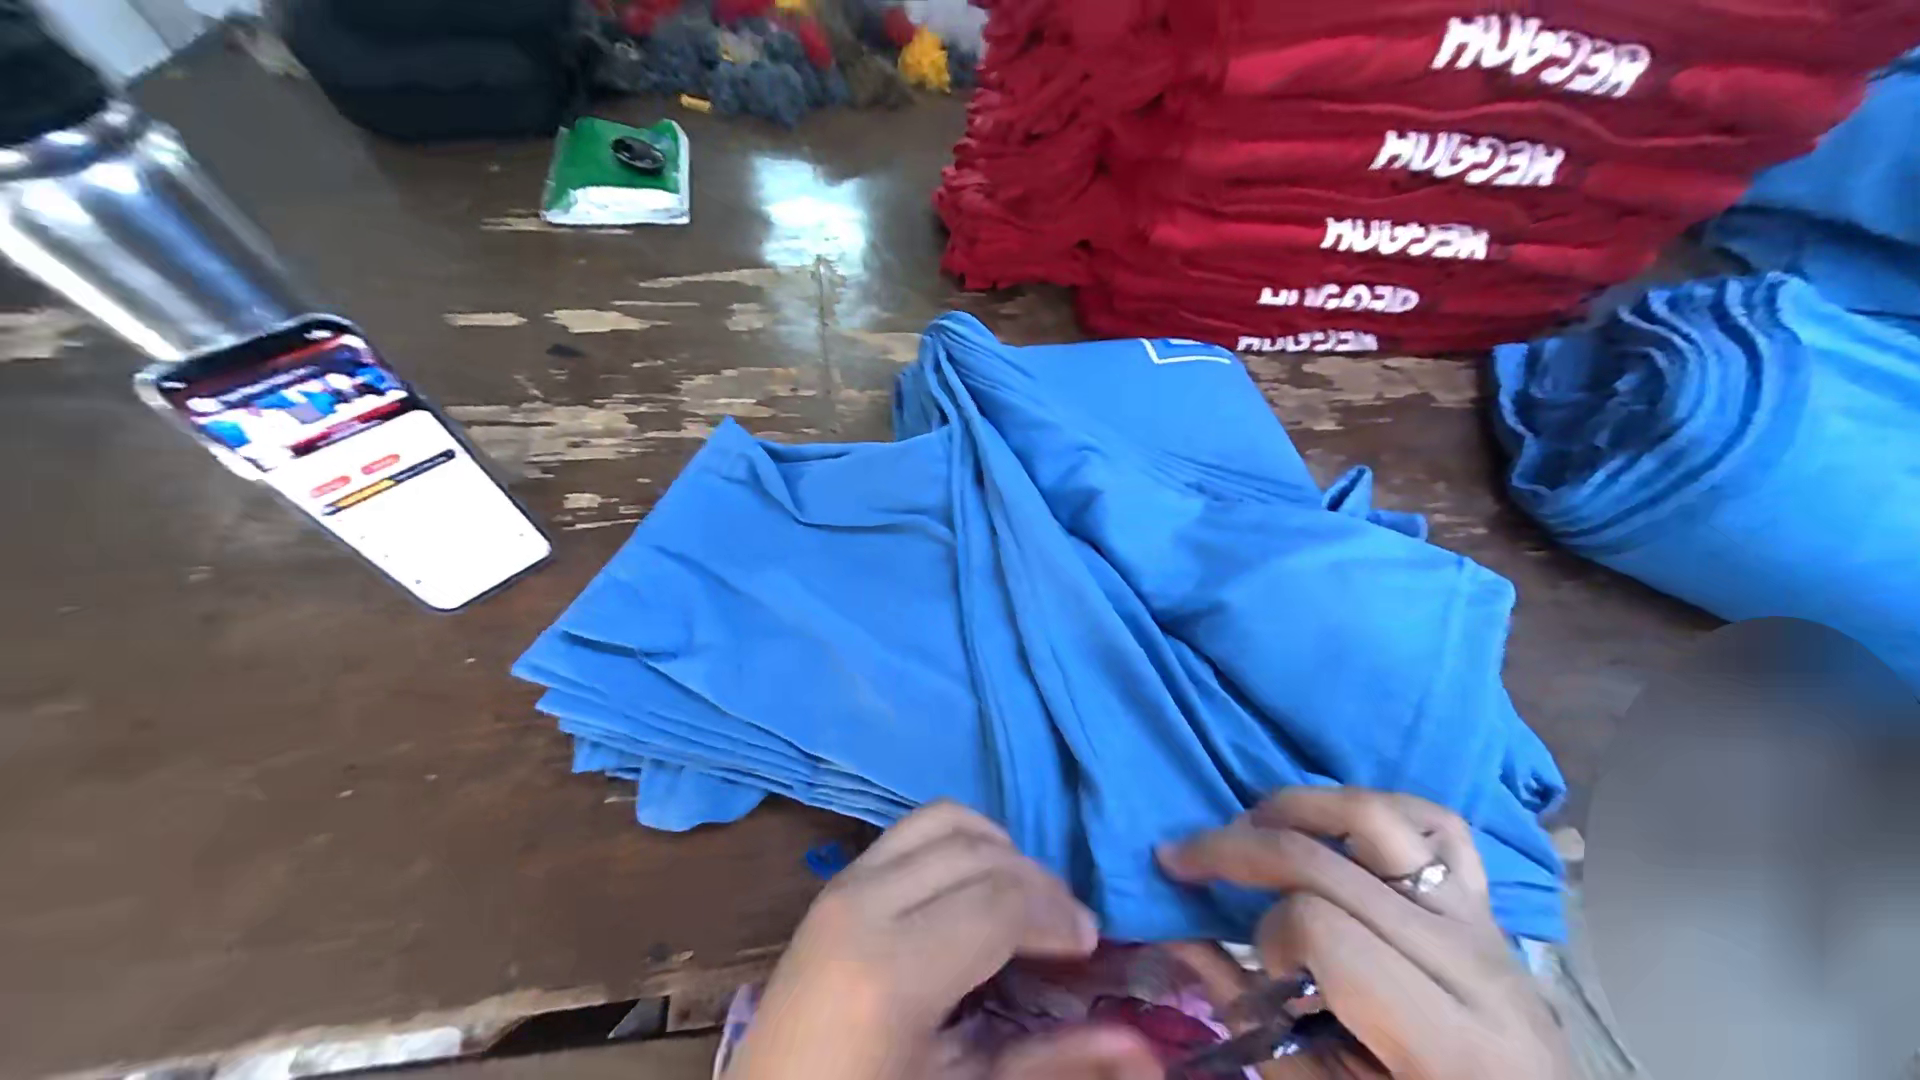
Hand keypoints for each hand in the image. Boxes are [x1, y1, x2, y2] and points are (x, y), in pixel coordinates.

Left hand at [725, 802, 1151, 1079]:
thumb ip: (1053, 1063)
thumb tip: (1147, 1052)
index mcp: (890, 970)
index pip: (1000, 901)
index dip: (1057, 913)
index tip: (1089, 944)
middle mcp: (863, 903)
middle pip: (978, 852)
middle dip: (1037, 881)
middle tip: (1065, 929)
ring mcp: (843, 882)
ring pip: (945, 820)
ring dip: (997, 849)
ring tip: (1021, 900)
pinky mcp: (836, 879)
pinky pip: (911, 830)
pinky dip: (958, 841)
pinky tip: (972, 886)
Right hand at [1157, 789, 1575, 1079]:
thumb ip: (1247, 1009)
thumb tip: (1175, 933)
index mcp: (1443, 1040)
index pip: (1321, 927)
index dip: (1267, 934)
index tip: (1255, 963)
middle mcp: (1469, 964)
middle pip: (1327, 859)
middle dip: (1237, 848)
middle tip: (1186, 856)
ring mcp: (1482, 922)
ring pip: (1378, 816)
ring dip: (1296, 805)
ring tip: (1253, 823)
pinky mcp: (1483, 904)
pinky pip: (1437, 824)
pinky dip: (1374, 809)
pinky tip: (1332, 825)